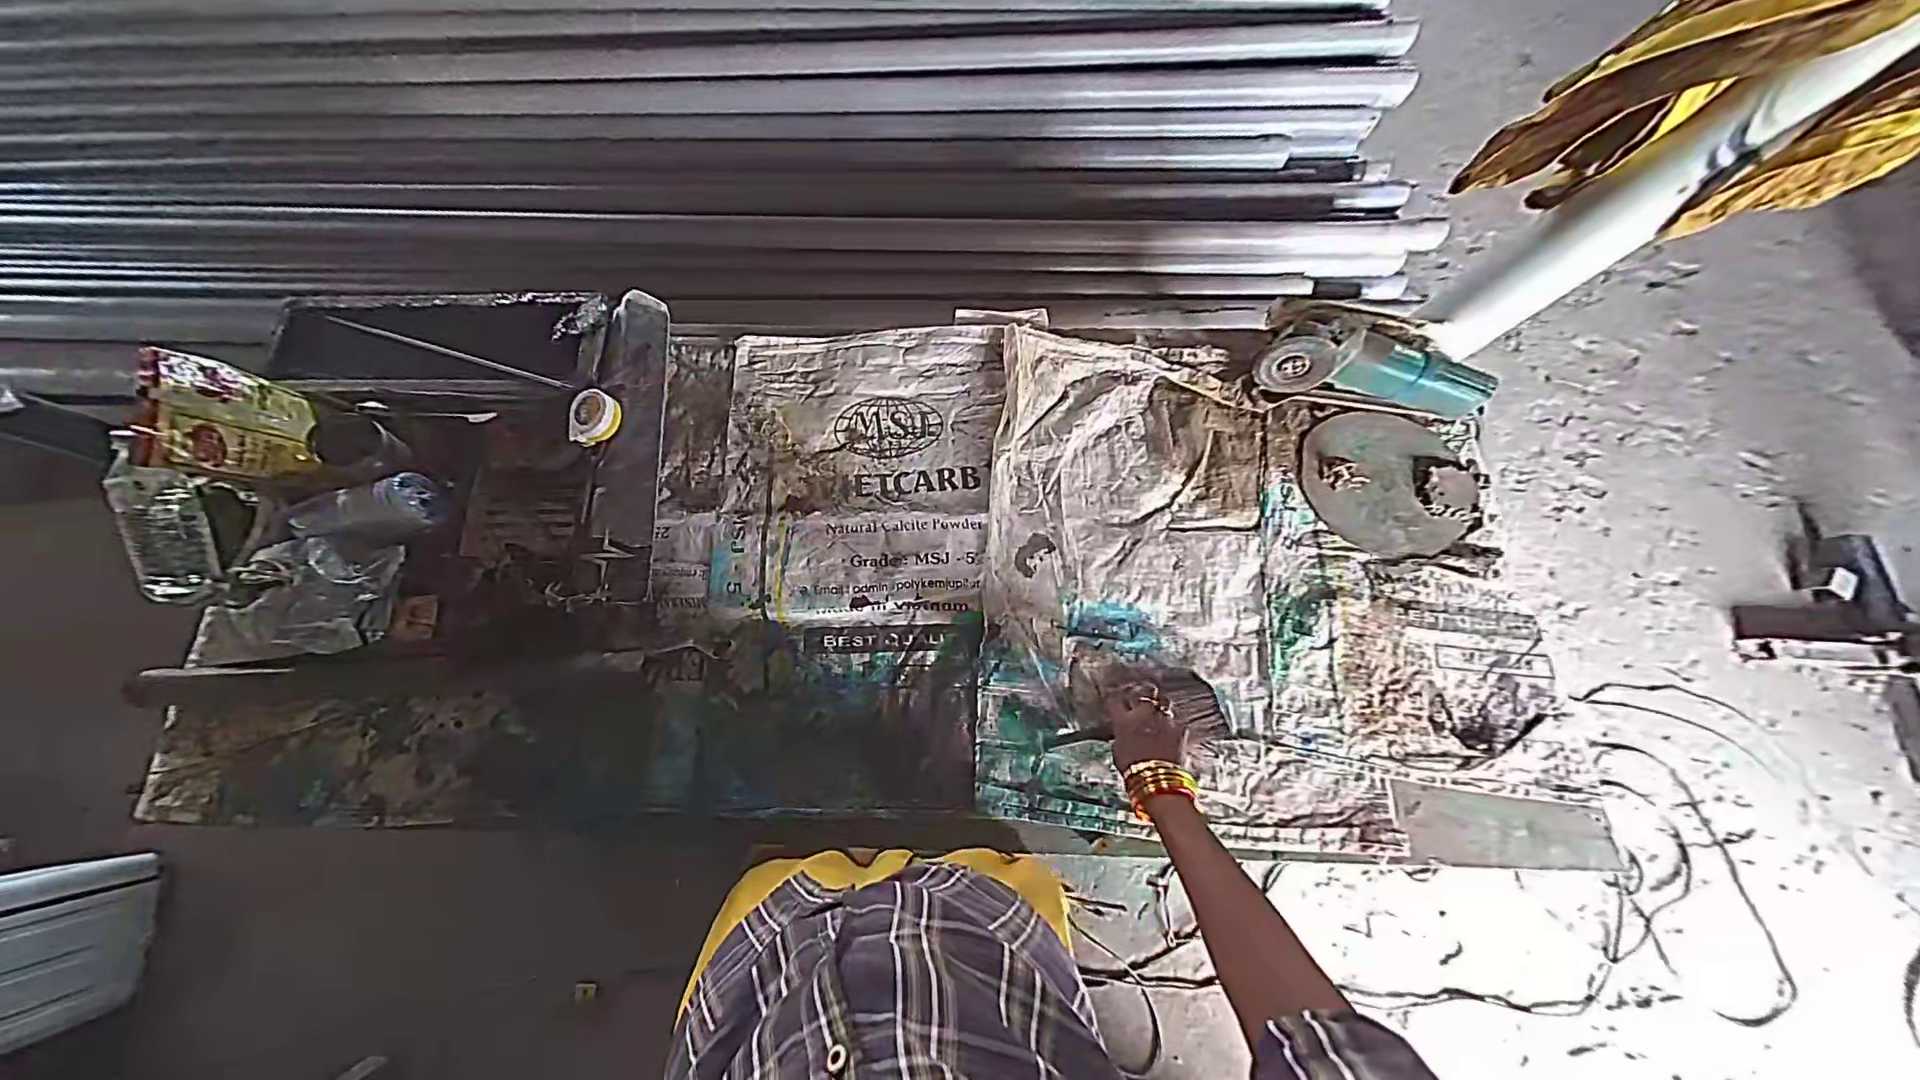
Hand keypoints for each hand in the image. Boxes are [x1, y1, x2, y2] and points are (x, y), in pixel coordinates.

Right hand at [1104, 666, 1223, 770]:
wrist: (1158, 778)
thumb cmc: (1133, 768)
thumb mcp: (1118, 750)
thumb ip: (1121, 734)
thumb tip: (1124, 733)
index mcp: (1123, 719)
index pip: (1115, 700)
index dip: (1116, 699)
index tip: (1117, 700)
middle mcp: (1143, 714)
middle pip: (1142, 692)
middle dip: (1141, 693)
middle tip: (1140, 697)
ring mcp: (1163, 718)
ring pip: (1163, 701)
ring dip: (1160, 704)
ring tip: (1159, 710)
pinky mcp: (1180, 727)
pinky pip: (1177, 720)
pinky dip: (1174, 724)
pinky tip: (1172, 729)